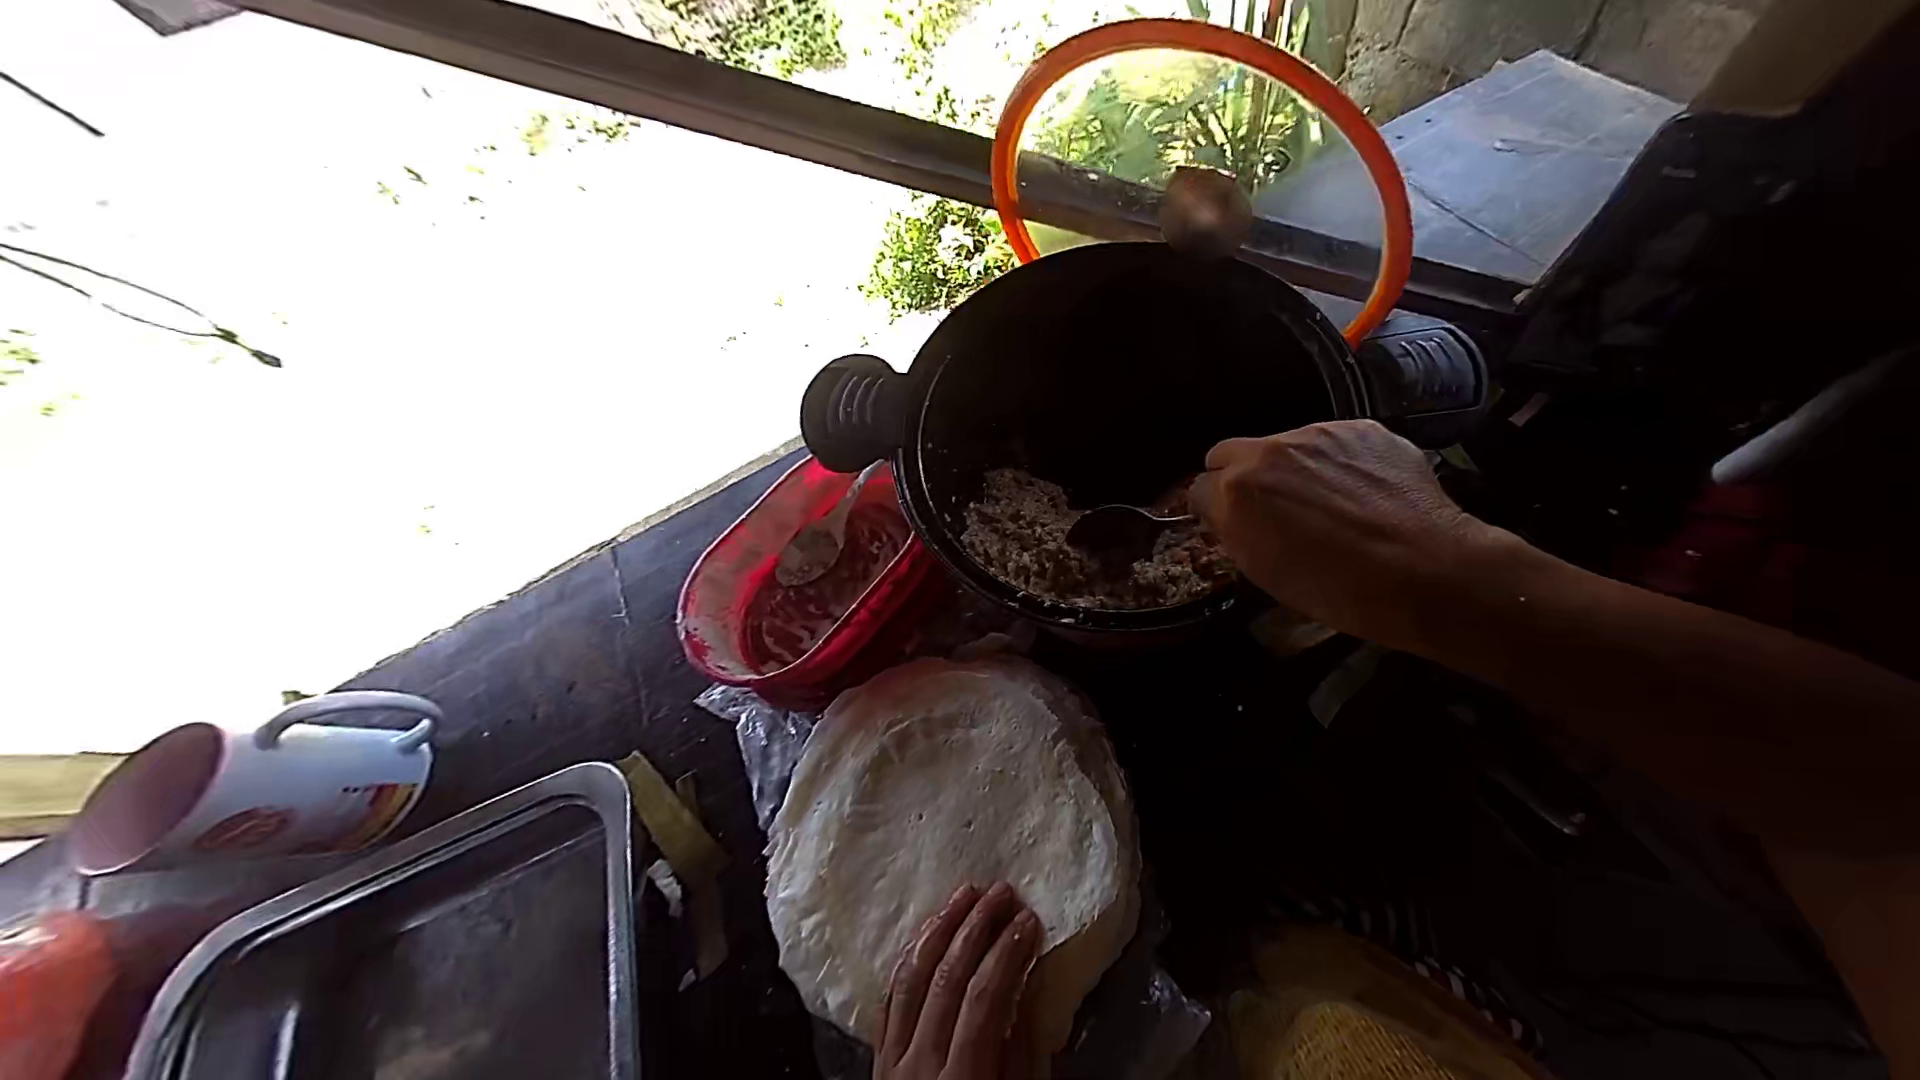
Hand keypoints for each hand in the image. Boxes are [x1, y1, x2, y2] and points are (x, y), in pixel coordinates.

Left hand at [874, 882, 1042, 1079]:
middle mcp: (920, 1062)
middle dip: (977, 926)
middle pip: (947, 976)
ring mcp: (892, 1059)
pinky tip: (930, 931)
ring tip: (966, 894)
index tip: (1027, 919)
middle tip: (1001, 892)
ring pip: (913, 976)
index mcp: (962, 1079)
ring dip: (942, 927)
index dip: (1006, 954)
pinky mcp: (878, 1057)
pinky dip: (912, 956)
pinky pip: (891, 994)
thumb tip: (1029, 981)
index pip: (983, 999)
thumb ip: (1024, 1054)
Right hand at [1191, 420, 1500, 649]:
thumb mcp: (1261, 570)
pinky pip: (1328, 441)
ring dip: (1285, 467)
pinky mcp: (1360, 428)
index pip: (1196, 488)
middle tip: (1263, 505)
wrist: (1426, 573)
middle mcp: (1267, 453)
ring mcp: (1316, 434)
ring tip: (1323, 500)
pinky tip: (1358, 490)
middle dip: (1234, 475)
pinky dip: (1332, 461)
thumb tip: (1228, 514)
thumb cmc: (1335, 589)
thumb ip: (1233, 529)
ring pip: (1279, 444)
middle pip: (1226, 452)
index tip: (1228, 523)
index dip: (1210, 508)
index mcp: (1234, 493)